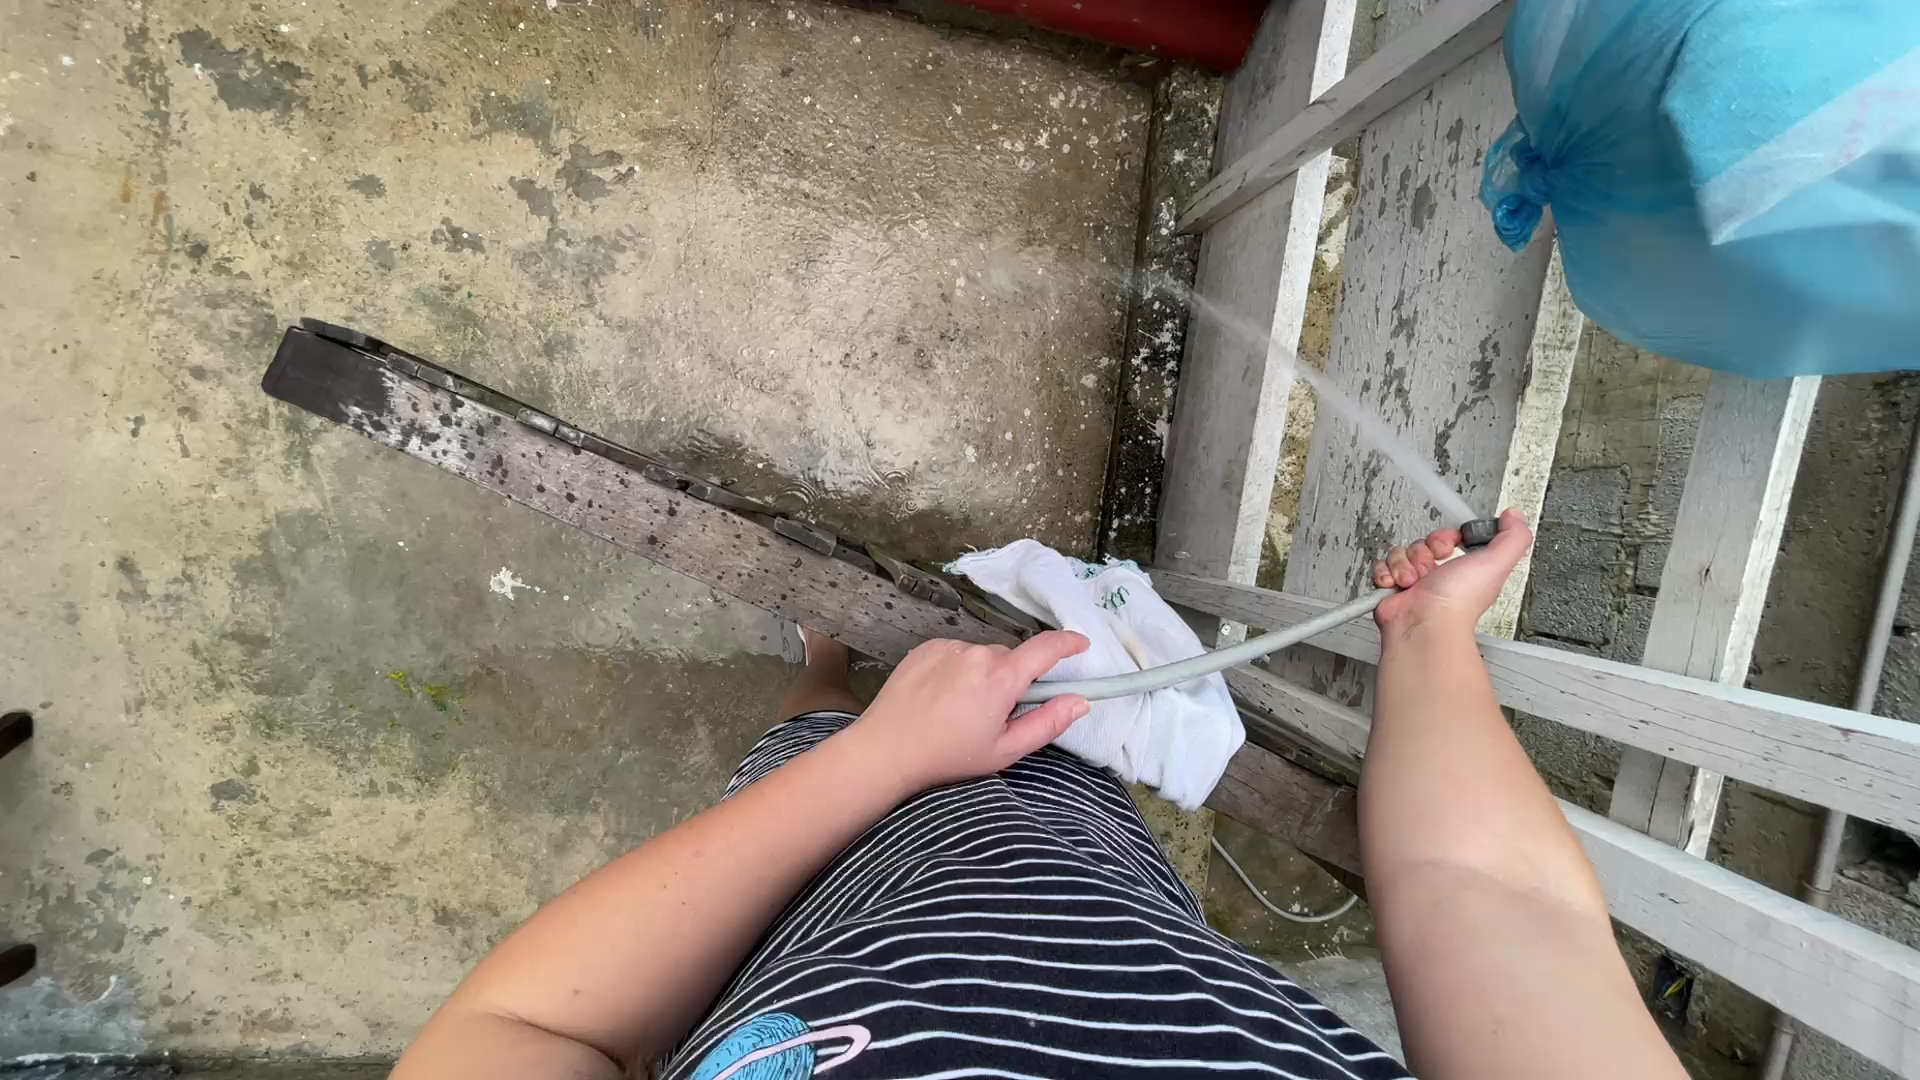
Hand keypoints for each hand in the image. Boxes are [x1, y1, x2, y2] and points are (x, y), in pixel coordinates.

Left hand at [841, 631, 1091, 795]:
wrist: (886, 748)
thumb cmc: (949, 756)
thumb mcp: (1005, 750)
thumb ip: (1047, 723)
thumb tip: (1080, 701)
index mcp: (1001, 678)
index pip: (1046, 649)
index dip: (1068, 643)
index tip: (1081, 644)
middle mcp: (976, 653)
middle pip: (1009, 658)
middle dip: (1011, 679)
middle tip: (994, 712)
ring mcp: (949, 646)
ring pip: (981, 656)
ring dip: (982, 674)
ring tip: (960, 708)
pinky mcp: (926, 646)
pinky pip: (955, 653)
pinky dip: (957, 669)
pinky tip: (940, 696)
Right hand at [1371, 509, 1532, 635]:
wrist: (1423, 621)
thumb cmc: (1458, 600)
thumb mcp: (1496, 563)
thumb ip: (1512, 537)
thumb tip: (1513, 516)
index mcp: (1463, 567)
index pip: (1447, 537)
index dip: (1444, 537)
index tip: (1448, 548)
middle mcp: (1438, 574)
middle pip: (1421, 543)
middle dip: (1422, 553)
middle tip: (1430, 570)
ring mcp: (1413, 580)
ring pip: (1399, 553)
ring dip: (1403, 565)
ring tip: (1413, 583)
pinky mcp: (1391, 587)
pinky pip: (1380, 566)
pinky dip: (1385, 574)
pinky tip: (1396, 584)